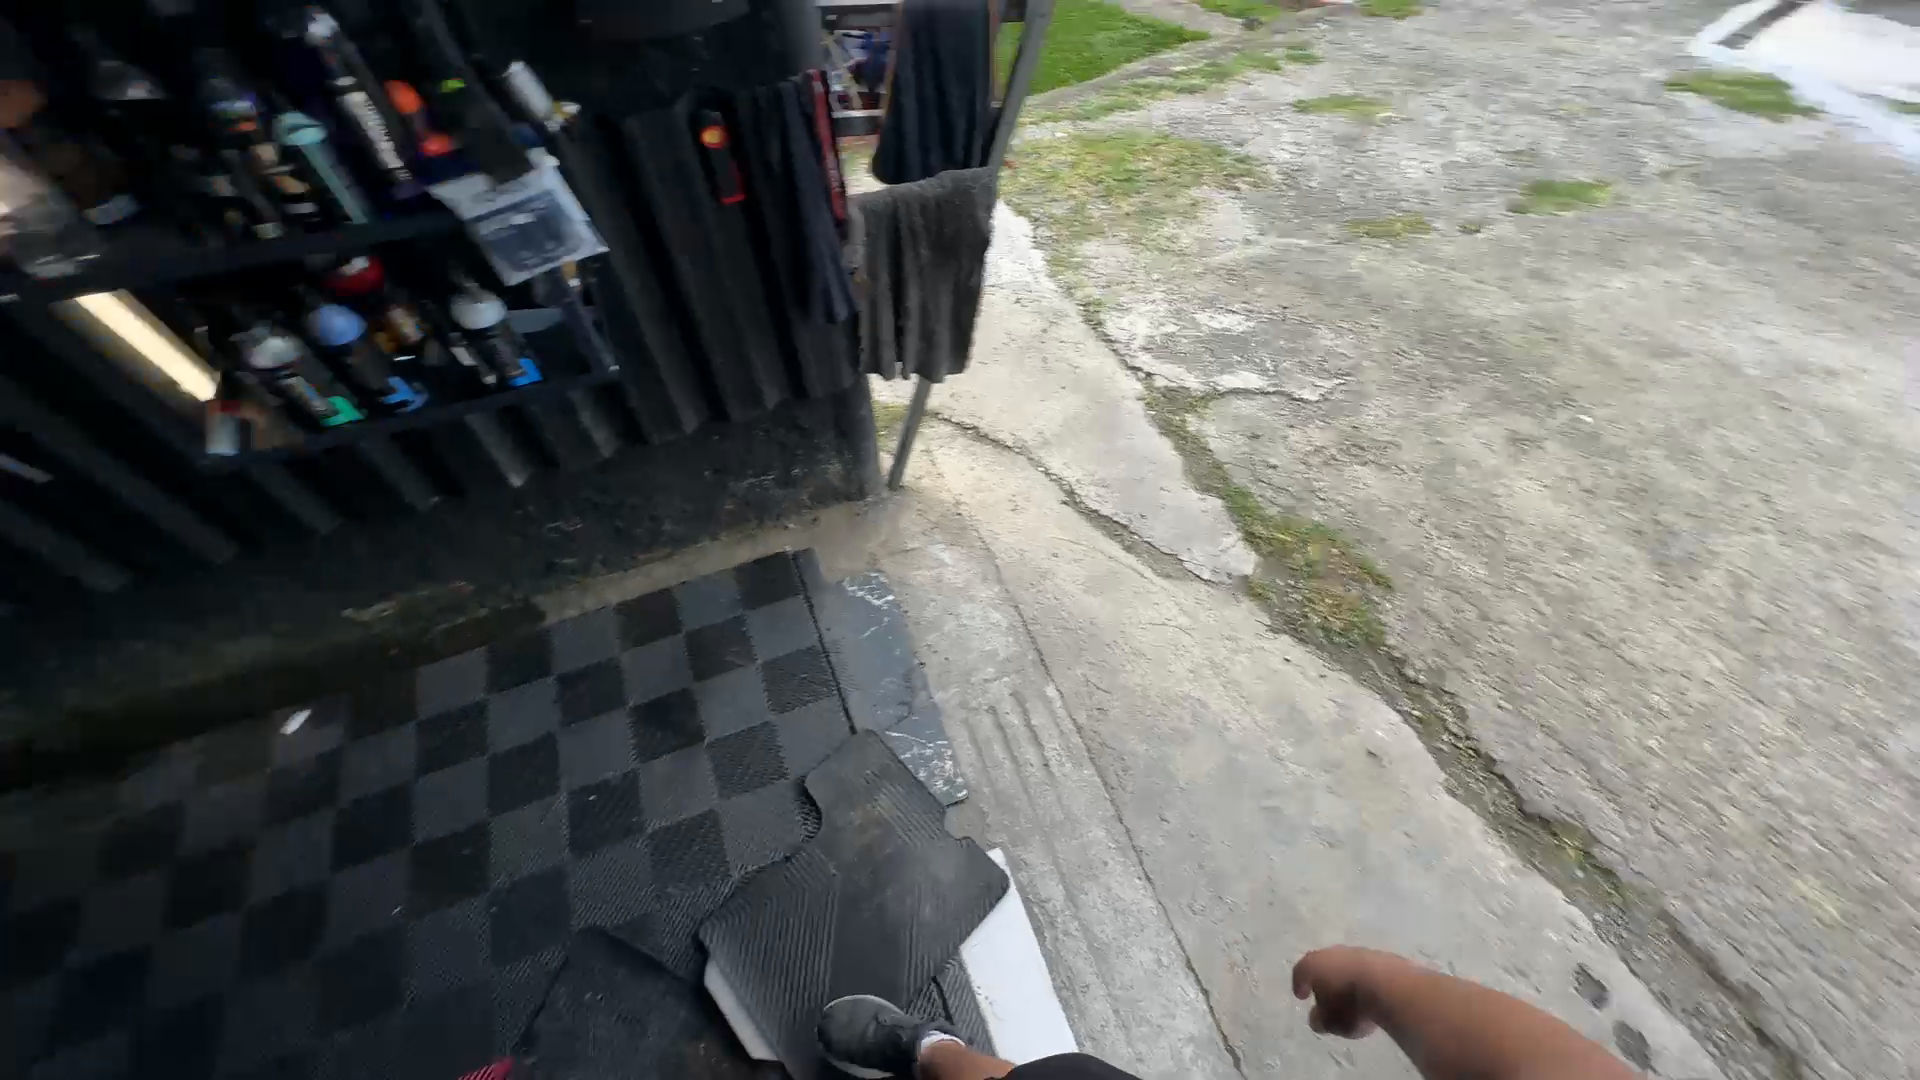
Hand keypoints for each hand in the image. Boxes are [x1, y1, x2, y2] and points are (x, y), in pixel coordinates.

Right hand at [1292, 946, 1408, 1038]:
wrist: (1390, 987)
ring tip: (1352, 998)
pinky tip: (1372, 995)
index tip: (1301, 996)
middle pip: (1324, 965)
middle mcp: (1332, 953)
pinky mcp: (1382, 958)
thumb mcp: (1331, 1022)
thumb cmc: (1351, 1005)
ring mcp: (1358, 953)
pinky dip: (1367, 981)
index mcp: (1313, 964)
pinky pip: (1368, 970)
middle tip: (1327, 997)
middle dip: (1325, 980)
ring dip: (1347, 980)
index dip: (1299, 984)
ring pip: (1347, 966)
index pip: (1300, 972)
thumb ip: (1321, 1020)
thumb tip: (1316, 1019)